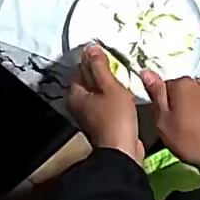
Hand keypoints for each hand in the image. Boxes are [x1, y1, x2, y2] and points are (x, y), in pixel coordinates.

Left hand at [67, 45, 143, 163]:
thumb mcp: (111, 87)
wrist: (122, 151)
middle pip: (88, 81)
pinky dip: (113, 98)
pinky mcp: (100, 122)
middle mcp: (77, 104)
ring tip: (123, 81)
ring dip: (109, 86)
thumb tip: (91, 48)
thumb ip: (101, 67)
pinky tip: (124, 96)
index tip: (107, 56)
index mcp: (75, 94)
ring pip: (97, 92)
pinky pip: (105, 103)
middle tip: (118, 68)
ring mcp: (88, 114)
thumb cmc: (116, 118)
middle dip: (102, 73)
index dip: (92, 60)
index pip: (79, 68)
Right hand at [142, 70, 199, 181]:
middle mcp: (198, 83)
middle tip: (172, 126)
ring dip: (186, 110)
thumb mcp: (163, 119)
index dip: (159, 104)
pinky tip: (197, 130)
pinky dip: (197, 115)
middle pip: (177, 91)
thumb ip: (155, 94)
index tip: (162, 119)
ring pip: (190, 98)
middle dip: (173, 105)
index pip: (161, 87)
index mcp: (182, 83)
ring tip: (185, 130)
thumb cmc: (188, 139)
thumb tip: (145, 72)